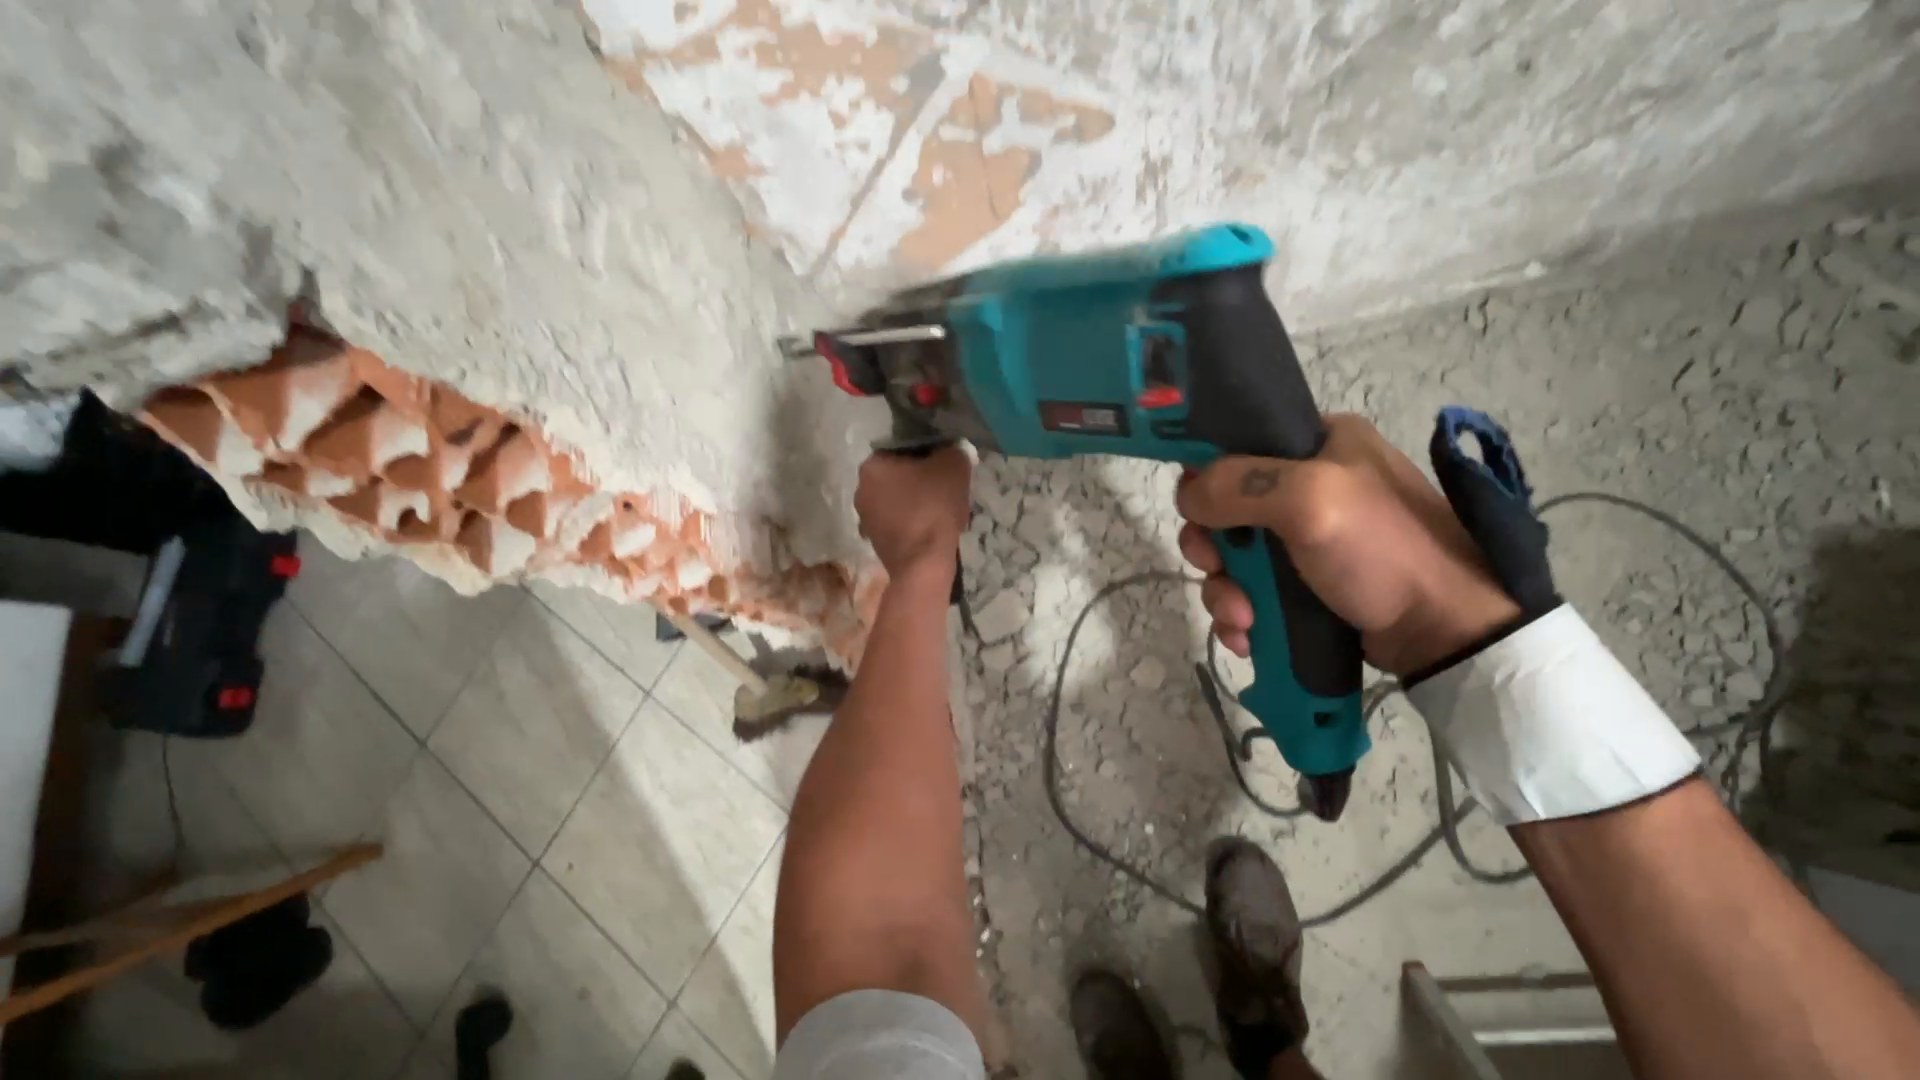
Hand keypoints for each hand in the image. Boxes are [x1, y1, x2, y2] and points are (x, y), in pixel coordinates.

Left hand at [855, 445, 971, 578]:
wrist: (923, 563)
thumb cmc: (933, 507)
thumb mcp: (953, 466)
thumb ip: (953, 450)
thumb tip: (953, 450)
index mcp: (872, 465)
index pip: (901, 449)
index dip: (926, 454)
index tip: (944, 466)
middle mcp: (860, 489)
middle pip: (898, 476)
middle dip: (920, 480)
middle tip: (945, 488)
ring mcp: (865, 518)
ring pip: (898, 500)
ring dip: (917, 502)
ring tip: (942, 510)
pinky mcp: (875, 541)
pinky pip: (898, 522)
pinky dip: (913, 523)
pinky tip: (932, 529)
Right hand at [1175, 414, 1520, 676]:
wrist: (1446, 630)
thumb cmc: (1382, 551)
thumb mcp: (1310, 501)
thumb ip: (1238, 486)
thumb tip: (1189, 496)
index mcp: (1317, 442)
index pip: (1235, 445)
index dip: (1206, 479)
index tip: (1199, 514)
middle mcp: (1309, 483)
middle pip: (1223, 509)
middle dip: (1214, 550)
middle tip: (1218, 571)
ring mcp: (1306, 538)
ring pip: (1232, 558)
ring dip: (1225, 592)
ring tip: (1244, 619)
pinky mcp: (1306, 584)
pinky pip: (1250, 591)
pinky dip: (1241, 615)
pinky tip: (1248, 636)